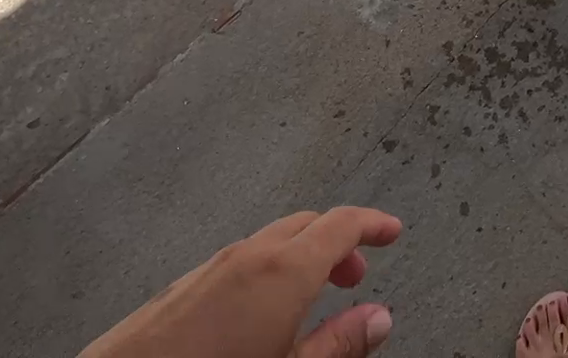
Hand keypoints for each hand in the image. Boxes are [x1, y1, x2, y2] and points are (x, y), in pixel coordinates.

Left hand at [81, 206, 403, 357]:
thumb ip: (339, 343)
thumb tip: (380, 319)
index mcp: (282, 270)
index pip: (342, 223)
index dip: (372, 224)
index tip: (391, 231)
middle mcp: (246, 256)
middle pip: (306, 225)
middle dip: (338, 242)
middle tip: (355, 275)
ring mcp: (207, 269)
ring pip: (270, 243)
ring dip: (300, 257)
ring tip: (309, 297)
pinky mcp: (176, 289)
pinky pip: (236, 262)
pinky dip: (264, 271)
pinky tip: (256, 314)